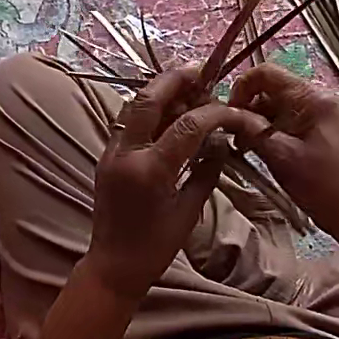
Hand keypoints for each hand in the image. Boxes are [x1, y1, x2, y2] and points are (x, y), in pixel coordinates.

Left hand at [82, 66, 262, 299]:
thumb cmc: (156, 246)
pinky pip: (128, 121)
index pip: (186, 125)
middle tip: (202, 73)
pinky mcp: (105, 155)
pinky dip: (149, 110)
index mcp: (149, 170)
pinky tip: (169, 113)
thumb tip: (220, 139)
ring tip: (188, 90)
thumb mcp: (189, 210)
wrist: (113, 264)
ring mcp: (110, 152)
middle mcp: (124, 153)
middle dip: (176, 80)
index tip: (232, 109)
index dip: (214, 112)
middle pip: (148, 98)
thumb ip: (207, 169)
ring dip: (161, 92)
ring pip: (133, 105)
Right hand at [228, 63, 338, 239]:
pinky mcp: (319, 136)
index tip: (227, 115)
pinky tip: (258, 155)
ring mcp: (320, 118)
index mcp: (312, 98)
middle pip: (270, 91)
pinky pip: (286, 125)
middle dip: (246, 110)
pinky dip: (269, 136)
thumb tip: (224, 114)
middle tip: (231, 138)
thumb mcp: (282, 157)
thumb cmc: (325, 186)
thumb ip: (252, 130)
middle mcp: (317, 101)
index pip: (266, 73)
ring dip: (255, 125)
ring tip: (242, 150)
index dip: (241, 88)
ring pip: (276, 110)